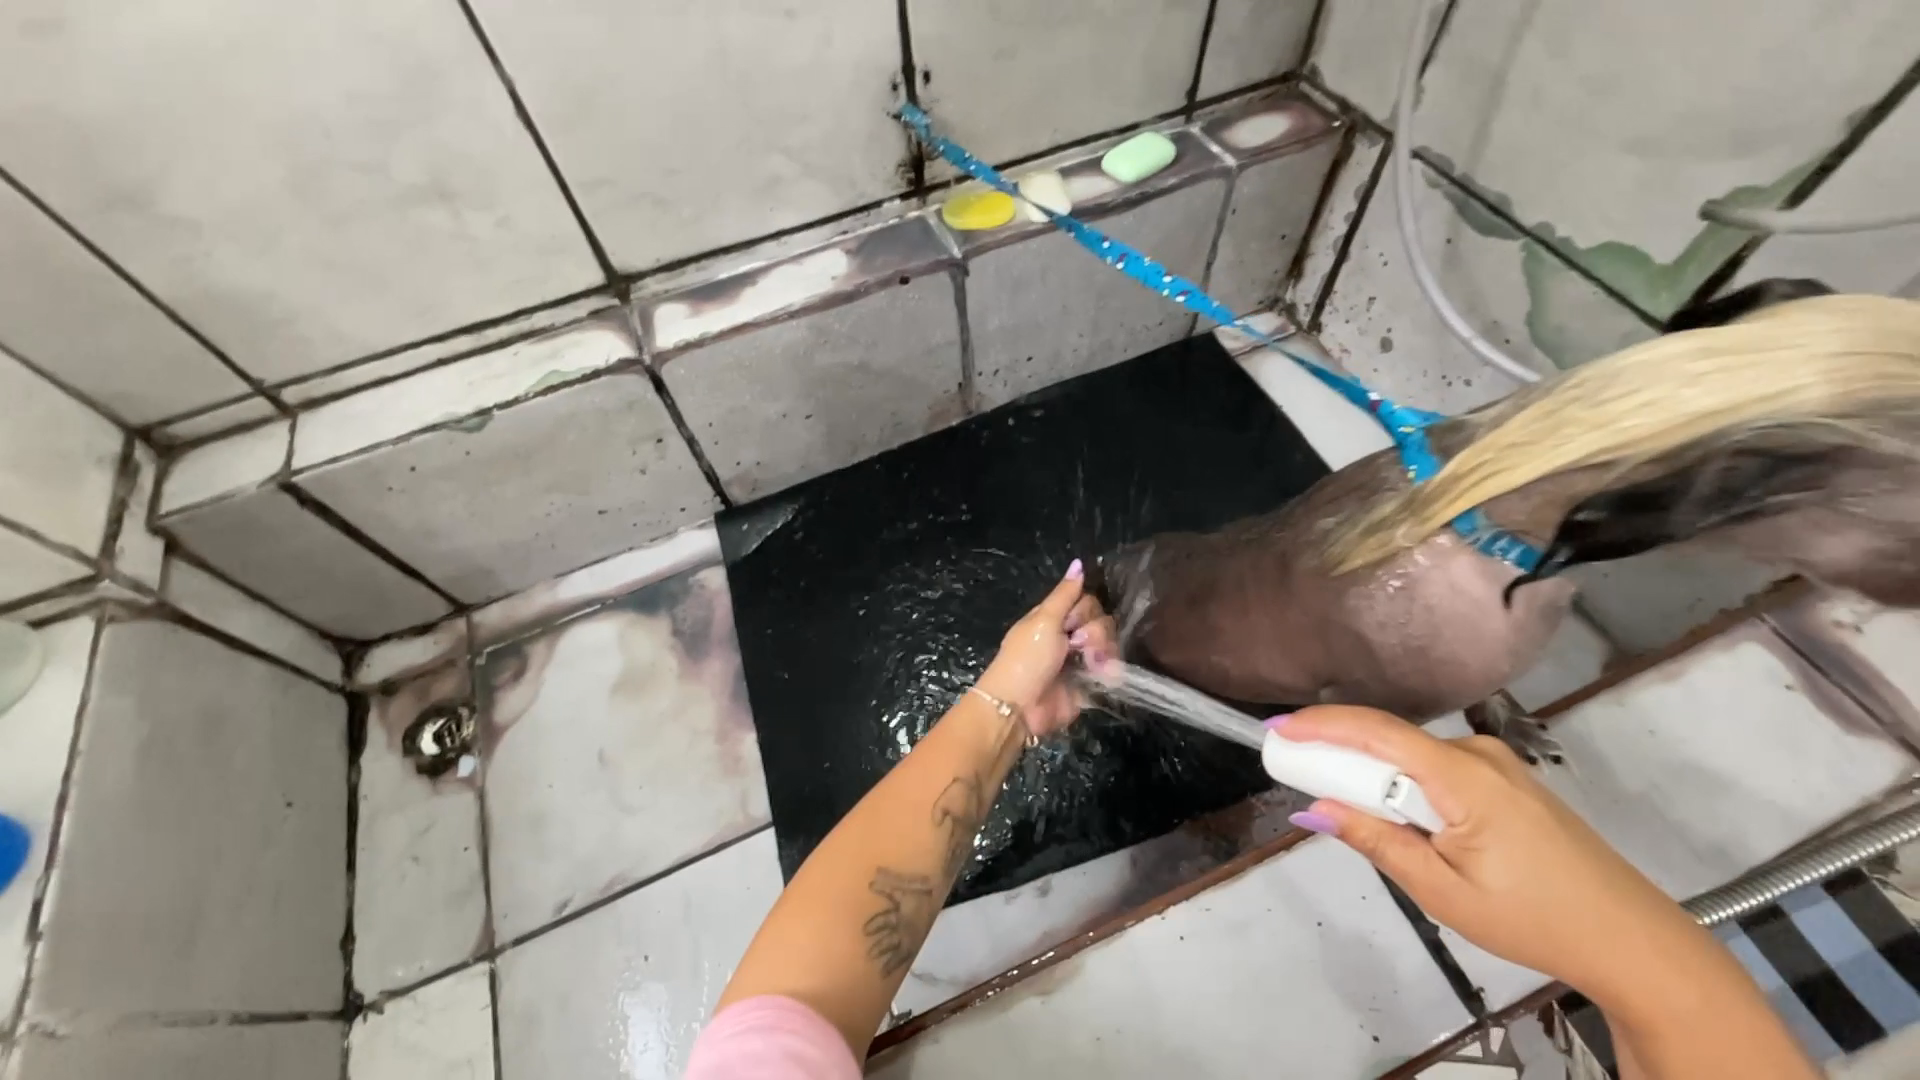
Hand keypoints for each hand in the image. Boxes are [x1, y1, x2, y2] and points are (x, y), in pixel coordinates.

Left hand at [976, 560, 1117, 736]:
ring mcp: (1081, 661)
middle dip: (1095, 633)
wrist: (1020, 707)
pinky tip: (1102, 675)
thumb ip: (1064, 594)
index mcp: (1054, 619)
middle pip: (1102, 621)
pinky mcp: (1090, 684)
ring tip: (1090, 664)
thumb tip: (1078, 562)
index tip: (1072, 623)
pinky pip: (1111, 669)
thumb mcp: (1043, 620)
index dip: (1085, 611)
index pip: (1087, 601)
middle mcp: (1069, 637)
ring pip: (1109, 644)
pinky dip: (1109, 670)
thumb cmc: (1027, 659)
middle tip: (1077, 646)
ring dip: (1102, 651)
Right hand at [1277, 706, 1698, 1000]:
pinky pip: (1436, 767)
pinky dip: (1402, 782)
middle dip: (1338, 752)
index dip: (1321, 724)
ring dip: (1371, 772)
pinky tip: (1397, 815)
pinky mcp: (1506, 780)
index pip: (1377, 730)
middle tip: (1295, 774)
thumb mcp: (1441, 890)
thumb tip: (1314, 808)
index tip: (1276, 732)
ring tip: (1345, 805)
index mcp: (1464, 777)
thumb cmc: (1533, 919)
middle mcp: (1479, 755)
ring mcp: (1497, 764)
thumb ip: (1375, 840)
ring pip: (1412, 754)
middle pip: (1390, 739)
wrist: (1633, 941)